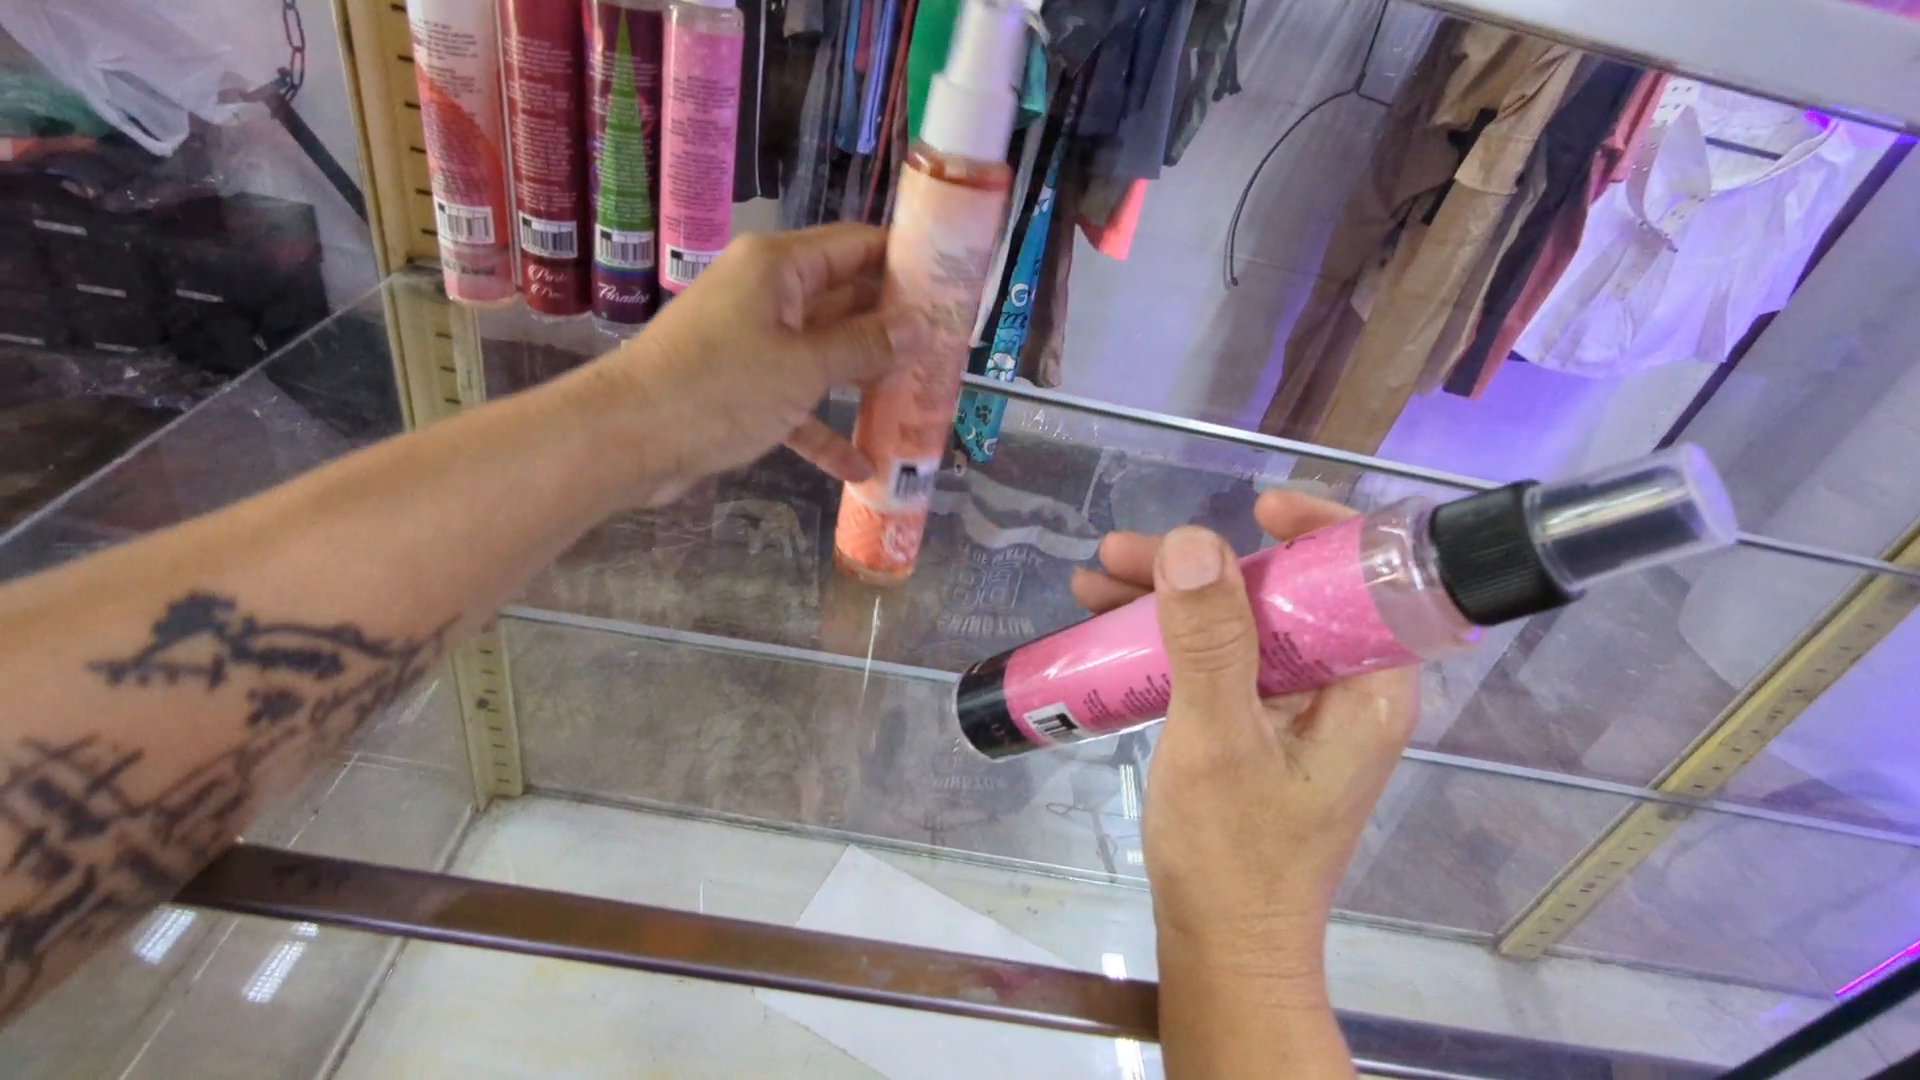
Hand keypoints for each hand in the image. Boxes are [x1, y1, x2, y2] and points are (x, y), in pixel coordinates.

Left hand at [568, 224, 923, 505]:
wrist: (628, 440)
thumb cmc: (719, 388)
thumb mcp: (803, 366)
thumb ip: (864, 346)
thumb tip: (920, 327)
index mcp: (779, 268)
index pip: (856, 247)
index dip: (905, 261)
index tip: (951, 282)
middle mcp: (768, 296)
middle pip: (844, 302)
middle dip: (892, 328)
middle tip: (947, 348)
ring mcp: (754, 343)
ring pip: (823, 355)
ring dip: (864, 381)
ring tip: (918, 400)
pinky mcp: (742, 389)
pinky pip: (795, 402)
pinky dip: (823, 430)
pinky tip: (860, 467)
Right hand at [1071, 491, 1418, 995]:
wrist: (1220, 943)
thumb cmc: (1233, 851)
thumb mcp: (1216, 738)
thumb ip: (1210, 641)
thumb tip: (1192, 541)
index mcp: (1365, 686)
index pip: (1370, 581)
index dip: (1320, 531)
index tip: (1256, 507)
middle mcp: (1340, 688)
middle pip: (1280, 594)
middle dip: (1201, 566)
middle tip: (1121, 552)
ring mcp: (1294, 708)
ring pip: (1238, 624)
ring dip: (1169, 598)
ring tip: (1093, 582)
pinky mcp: (1256, 725)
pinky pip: (1217, 660)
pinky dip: (1166, 637)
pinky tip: (1108, 625)